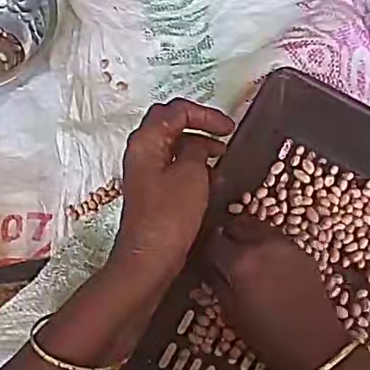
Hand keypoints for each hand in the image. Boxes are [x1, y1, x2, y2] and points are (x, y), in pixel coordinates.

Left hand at [109, 99, 234, 289]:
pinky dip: (191, 163)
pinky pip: (172, 166)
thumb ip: (197, 150)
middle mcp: (140, 152)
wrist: (150, 259)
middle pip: (169, 123)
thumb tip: (201, 144)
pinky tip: (208, 176)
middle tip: (223, 133)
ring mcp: (144, 172)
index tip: (228, 128)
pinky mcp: (151, 191)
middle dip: (198, 123)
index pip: (175, 111)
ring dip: (196, 144)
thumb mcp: (191, 175)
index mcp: (146, 141)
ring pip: (171, 145)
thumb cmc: (169, 217)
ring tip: (220, 155)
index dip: (205, 113)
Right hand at [203, 214, 353, 369]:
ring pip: (257, 226)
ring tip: (241, 255)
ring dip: (246, 234)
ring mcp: (284, 245)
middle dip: (225, 235)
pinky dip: (265, 242)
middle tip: (220, 253)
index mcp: (239, 261)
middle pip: (235, 224)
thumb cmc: (267, 336)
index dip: (202, 248)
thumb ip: (216, 282)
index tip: (200, 257)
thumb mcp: (231, 313)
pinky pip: (276, 237)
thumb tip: (207, 265)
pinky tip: (264, 262)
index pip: (211, 241)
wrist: (314, 344)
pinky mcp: (301, 251)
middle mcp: (261, 244)